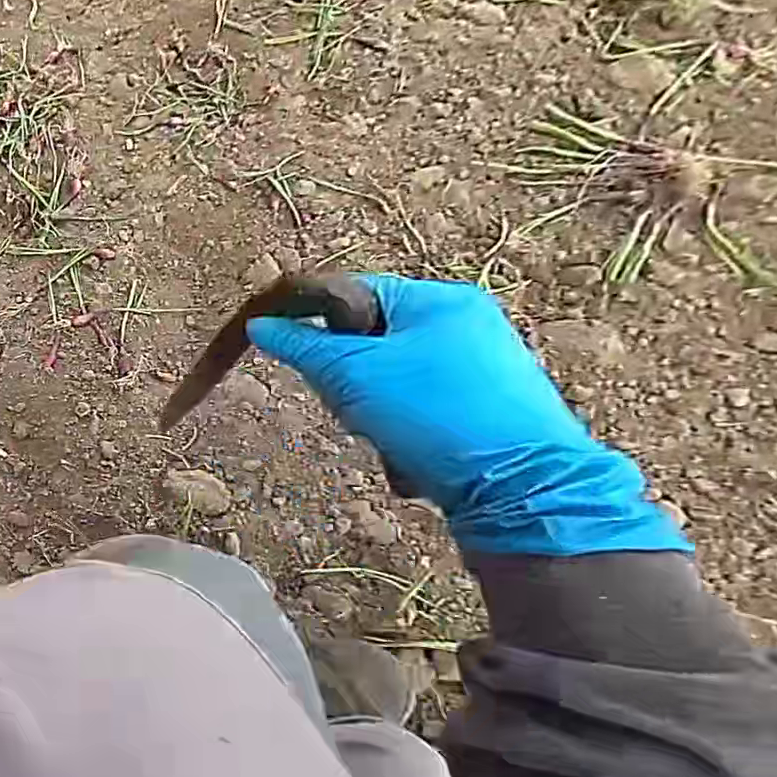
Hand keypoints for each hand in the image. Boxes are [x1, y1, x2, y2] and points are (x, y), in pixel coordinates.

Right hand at [247, 275, 687, 556]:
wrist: (518, 484)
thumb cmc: (430, 413)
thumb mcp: (350, 373)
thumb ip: (300, 345)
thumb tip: (258, 323)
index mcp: (436, 300)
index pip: (350, 292)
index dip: (310, 319)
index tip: (287, 349)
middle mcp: (461, 322)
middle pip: (364, 338)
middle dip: (342, 375)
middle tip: (344, 401)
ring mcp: (475, 362)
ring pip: (383, 374)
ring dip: (365, 405)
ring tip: (377, 430)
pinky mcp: (480, 401)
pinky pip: (412, 401)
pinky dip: (396, 423)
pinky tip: (403, 446)